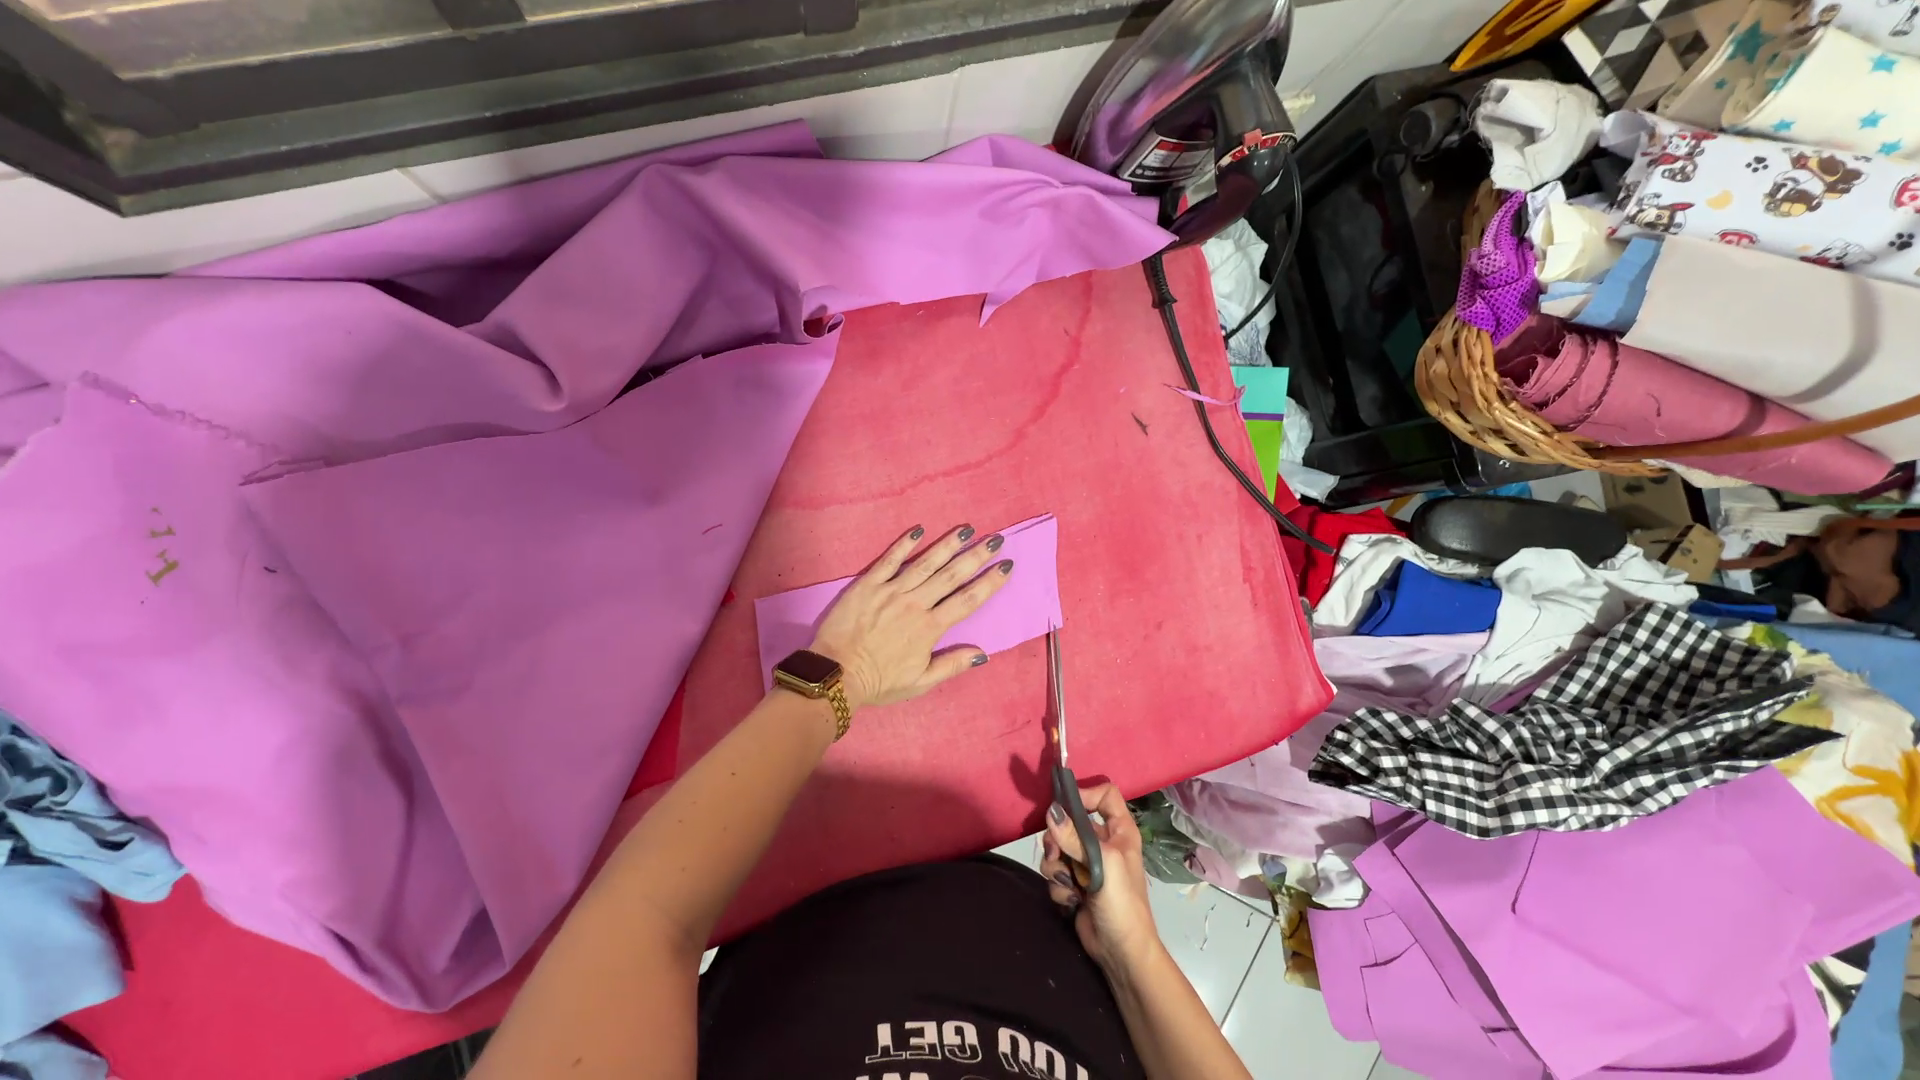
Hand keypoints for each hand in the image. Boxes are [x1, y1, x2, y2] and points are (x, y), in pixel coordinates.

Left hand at [808, 523, 1015, 708]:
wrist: (835, 674)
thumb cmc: (879, 682)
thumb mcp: (920, 683)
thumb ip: (952, 665)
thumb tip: (983, 653)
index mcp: (930, 628)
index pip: (967, 600)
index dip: (989, 583)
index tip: (1006, 566)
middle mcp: (915, 604)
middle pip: (951, 575)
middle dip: (976, 556)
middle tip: (995, 540)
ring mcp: (890, 591)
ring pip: (925, 562)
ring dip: (947, 544)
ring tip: (966, 529)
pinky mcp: (867, 584)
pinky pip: (889, 560)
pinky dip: (904, 544)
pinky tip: (919, 530)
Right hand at [1041, 782, 1162, 971]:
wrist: (1121, 952)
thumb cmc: (1122, 902)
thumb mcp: (1101, 864)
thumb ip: (1075, 836)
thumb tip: (1051, 811)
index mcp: (1120, 830)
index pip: (1104, 794)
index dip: (1085, 795)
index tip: (1064, 808)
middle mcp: (1103, 843)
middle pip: (1070, 822)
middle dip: (1058, 840)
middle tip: (1056, 854)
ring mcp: (1087, 864)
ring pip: (1057, 848)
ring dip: (1056, 868)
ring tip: (1068, 885)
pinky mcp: (1074, 884)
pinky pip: (1055, 873)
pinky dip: (1059, 887)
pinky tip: (1071, 901)